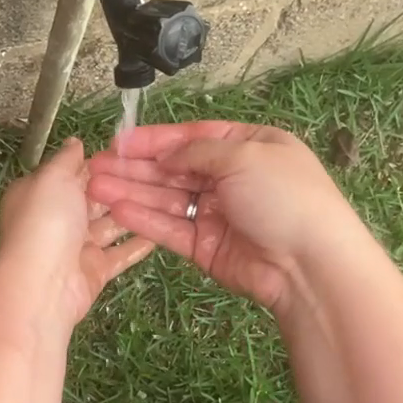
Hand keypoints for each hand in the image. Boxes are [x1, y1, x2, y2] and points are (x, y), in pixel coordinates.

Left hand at [0, 137, 155, 325]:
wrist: (43, 286)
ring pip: (109, 226)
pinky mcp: (94, 271)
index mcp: (39, 195)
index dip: (97, 163)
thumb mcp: (52, 178)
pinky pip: (120, 254)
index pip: (70, 174)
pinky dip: (137, 244)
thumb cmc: (44, 223)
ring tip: (164, 195)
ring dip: (132, 212)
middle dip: (119, 186)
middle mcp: (56, 220)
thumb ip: (66, 160)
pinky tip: (160, 230)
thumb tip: (75, 143)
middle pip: (92, 199)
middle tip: (155, 172)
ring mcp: (76, 248)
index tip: (128, 152)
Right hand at [86, 121, 356, 318]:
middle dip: (133, 168)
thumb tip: (166, 155)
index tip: (119, 142)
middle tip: (94, 168)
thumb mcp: (245, 157)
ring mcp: (215, 214)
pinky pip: (169, 229)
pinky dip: (144, 220)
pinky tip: (117, 211)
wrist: (308, 263)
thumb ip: (198, 152)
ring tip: (94, 188)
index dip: (154, 140)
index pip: (191, 138)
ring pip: (165, 200)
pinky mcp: (204, 247)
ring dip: (131, 193)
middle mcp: (229, 178)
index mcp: (247, 147)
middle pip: (172, 169)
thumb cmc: (285, 197)